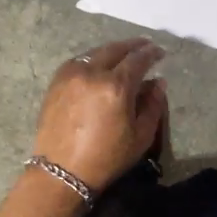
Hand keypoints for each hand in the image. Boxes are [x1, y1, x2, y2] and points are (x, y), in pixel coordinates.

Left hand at [31, 38, 168, 190]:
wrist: (61, 171)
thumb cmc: (106, 158)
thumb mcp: (140, 136)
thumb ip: (152, 105)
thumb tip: (157, 82)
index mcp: (116, 86)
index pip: (138, 59)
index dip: (152, 53)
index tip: (160, 52)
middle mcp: (92, 73)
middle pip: (115, 49)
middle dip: (132, 45)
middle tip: (144, 45)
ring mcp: (70, 75)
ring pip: (95, 52)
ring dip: (112, 50)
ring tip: (123, 54)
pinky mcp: (56, 82)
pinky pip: (79, 62)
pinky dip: (93, 59)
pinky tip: (100, 65)